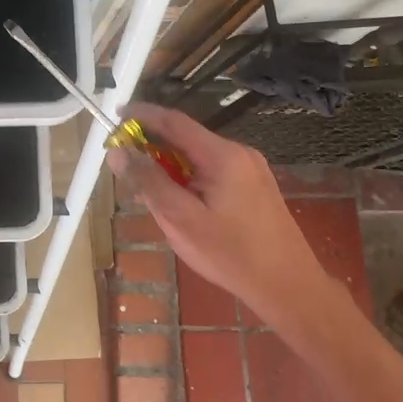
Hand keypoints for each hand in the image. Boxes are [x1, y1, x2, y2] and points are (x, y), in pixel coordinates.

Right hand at [108, 103, 336, 330]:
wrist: (288, 285)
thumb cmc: (231, 254)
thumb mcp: (181, 219)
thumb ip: (148, 182)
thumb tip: (118, 152)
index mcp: (223, 155)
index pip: (174, 122)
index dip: (141, 116)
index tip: (114, 117)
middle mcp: (240, 154)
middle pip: (186, 140)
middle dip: (153, 151)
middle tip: (127, 172)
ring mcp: (252, 170)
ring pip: (198, 159)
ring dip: (170, 170)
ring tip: (151, 198)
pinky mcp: (255, 187)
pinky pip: (213, 173)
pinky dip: (189, 181)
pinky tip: (181, 207)